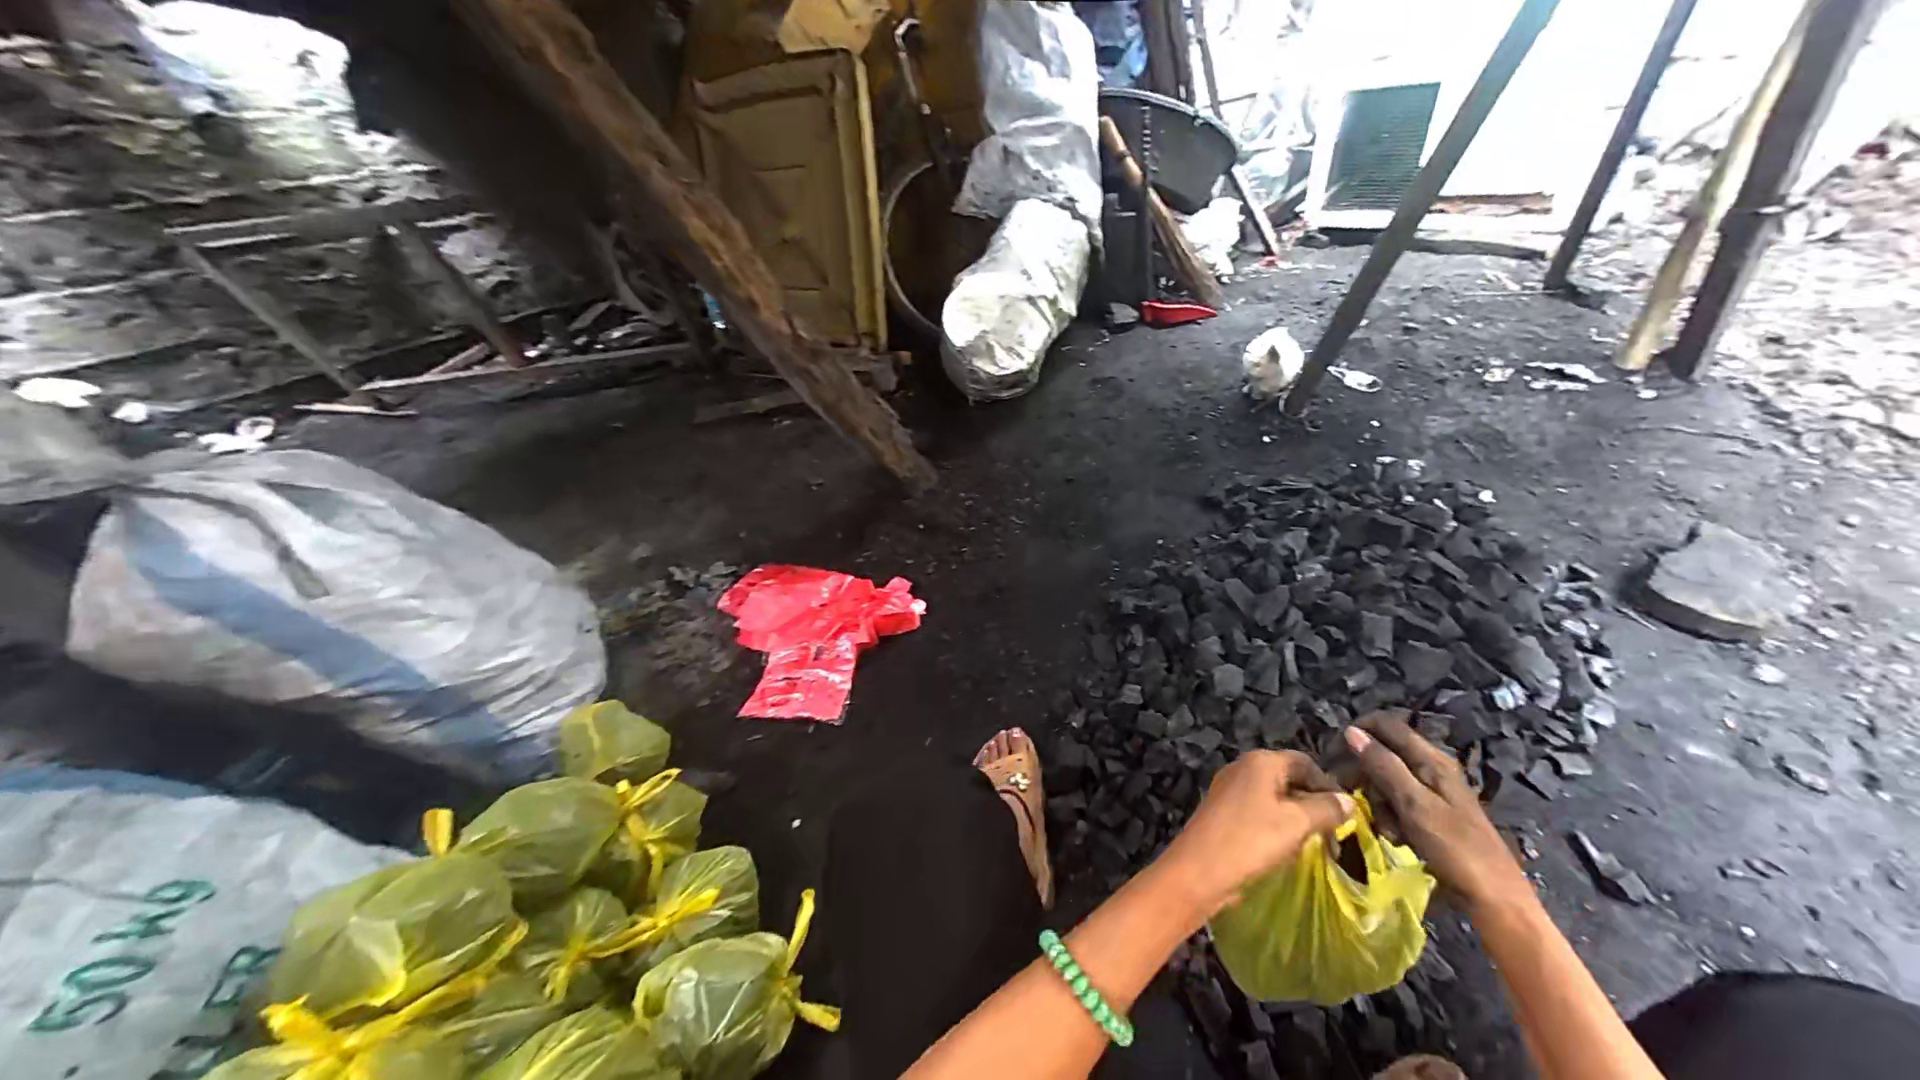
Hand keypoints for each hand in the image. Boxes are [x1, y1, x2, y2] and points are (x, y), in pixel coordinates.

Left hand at [1154, 750, 1355, 918]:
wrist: (1199, 870)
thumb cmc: (1251, 839)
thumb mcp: (1297, 823)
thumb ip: (1326, 808)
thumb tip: (1348, 801)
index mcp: (1260, 761)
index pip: (1305, 763)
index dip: (1329, 786)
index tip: (1348, 816)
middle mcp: (1243, 768)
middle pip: (1290, 779)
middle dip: (1316, 805)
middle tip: (1336, 837)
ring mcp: (1230, 789)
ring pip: (1276, 798)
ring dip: (1299, 819)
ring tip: (1317, 847)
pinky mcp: (1225, 812)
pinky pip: (1261, 812)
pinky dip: (1279, 826)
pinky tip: (1288, 849)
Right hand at [1345, 710, 1532, 914]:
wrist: (1495, 899)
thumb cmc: (1456, 849)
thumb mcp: (1414, 805)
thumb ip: (1383, 765)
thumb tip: (1351, 731)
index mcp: (1432, 759)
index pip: (1385, 724)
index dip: (1356, 732)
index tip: (1333, 754)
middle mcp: (1431, 768)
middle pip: (1382, 753)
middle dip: (1363, 773)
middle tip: (1347, 794)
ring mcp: (1431, 792)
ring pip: (1385, 780)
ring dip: (1376, 800)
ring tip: (1384, 827)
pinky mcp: (1430, 814)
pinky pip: (1397, 803)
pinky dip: (1390, 816)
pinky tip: (1395, 836)